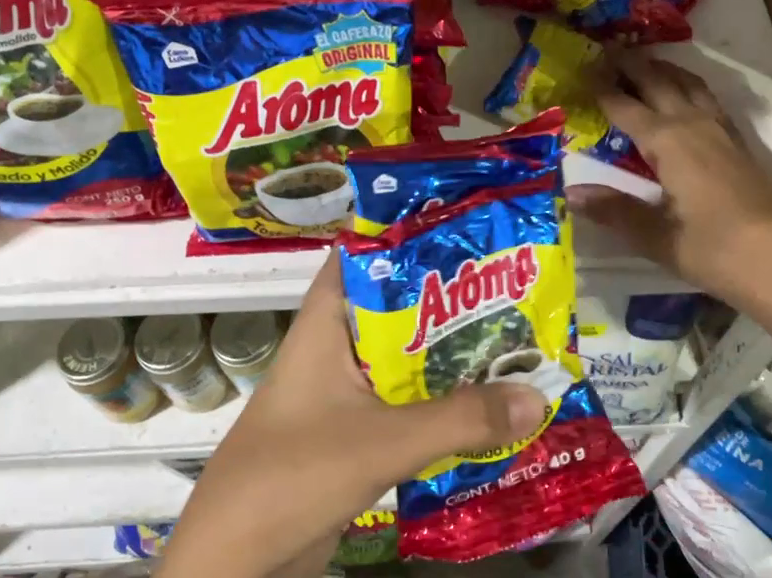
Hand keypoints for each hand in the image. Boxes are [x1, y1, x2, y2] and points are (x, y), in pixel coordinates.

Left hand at [155, 261, 546, 577]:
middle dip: (451, 302)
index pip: (366, 255)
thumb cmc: (293, 475)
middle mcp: (334, 350)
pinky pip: (403, 406)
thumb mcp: (382, 441)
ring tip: (514, 339)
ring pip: (404, 360)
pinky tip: (485, 405)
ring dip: (450, 357)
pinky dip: (439, 403)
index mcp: (325, 324)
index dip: (412, 236)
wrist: (233, 564)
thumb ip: (460, 419)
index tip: (468, 228)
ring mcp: (341, 395)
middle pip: (397, 309)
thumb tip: (538, 395)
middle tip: (513, 286)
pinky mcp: (350, 437)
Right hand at [565, 51, 771, 310]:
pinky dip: (690, 86)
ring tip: (646, 61)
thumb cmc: (714, 250)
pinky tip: (688, 96)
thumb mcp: (656, 237)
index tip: (582, 68)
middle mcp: (693, 125)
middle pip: (659, 83)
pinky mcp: (740, 145)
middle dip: (632, 65)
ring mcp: (721, 132)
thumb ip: (615, 210)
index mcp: (667, 141)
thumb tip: (573, 192)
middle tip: (609, 50)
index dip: (602, 87)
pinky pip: (708, 100)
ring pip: (689, 85)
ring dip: (665, 69)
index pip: (626, 106)